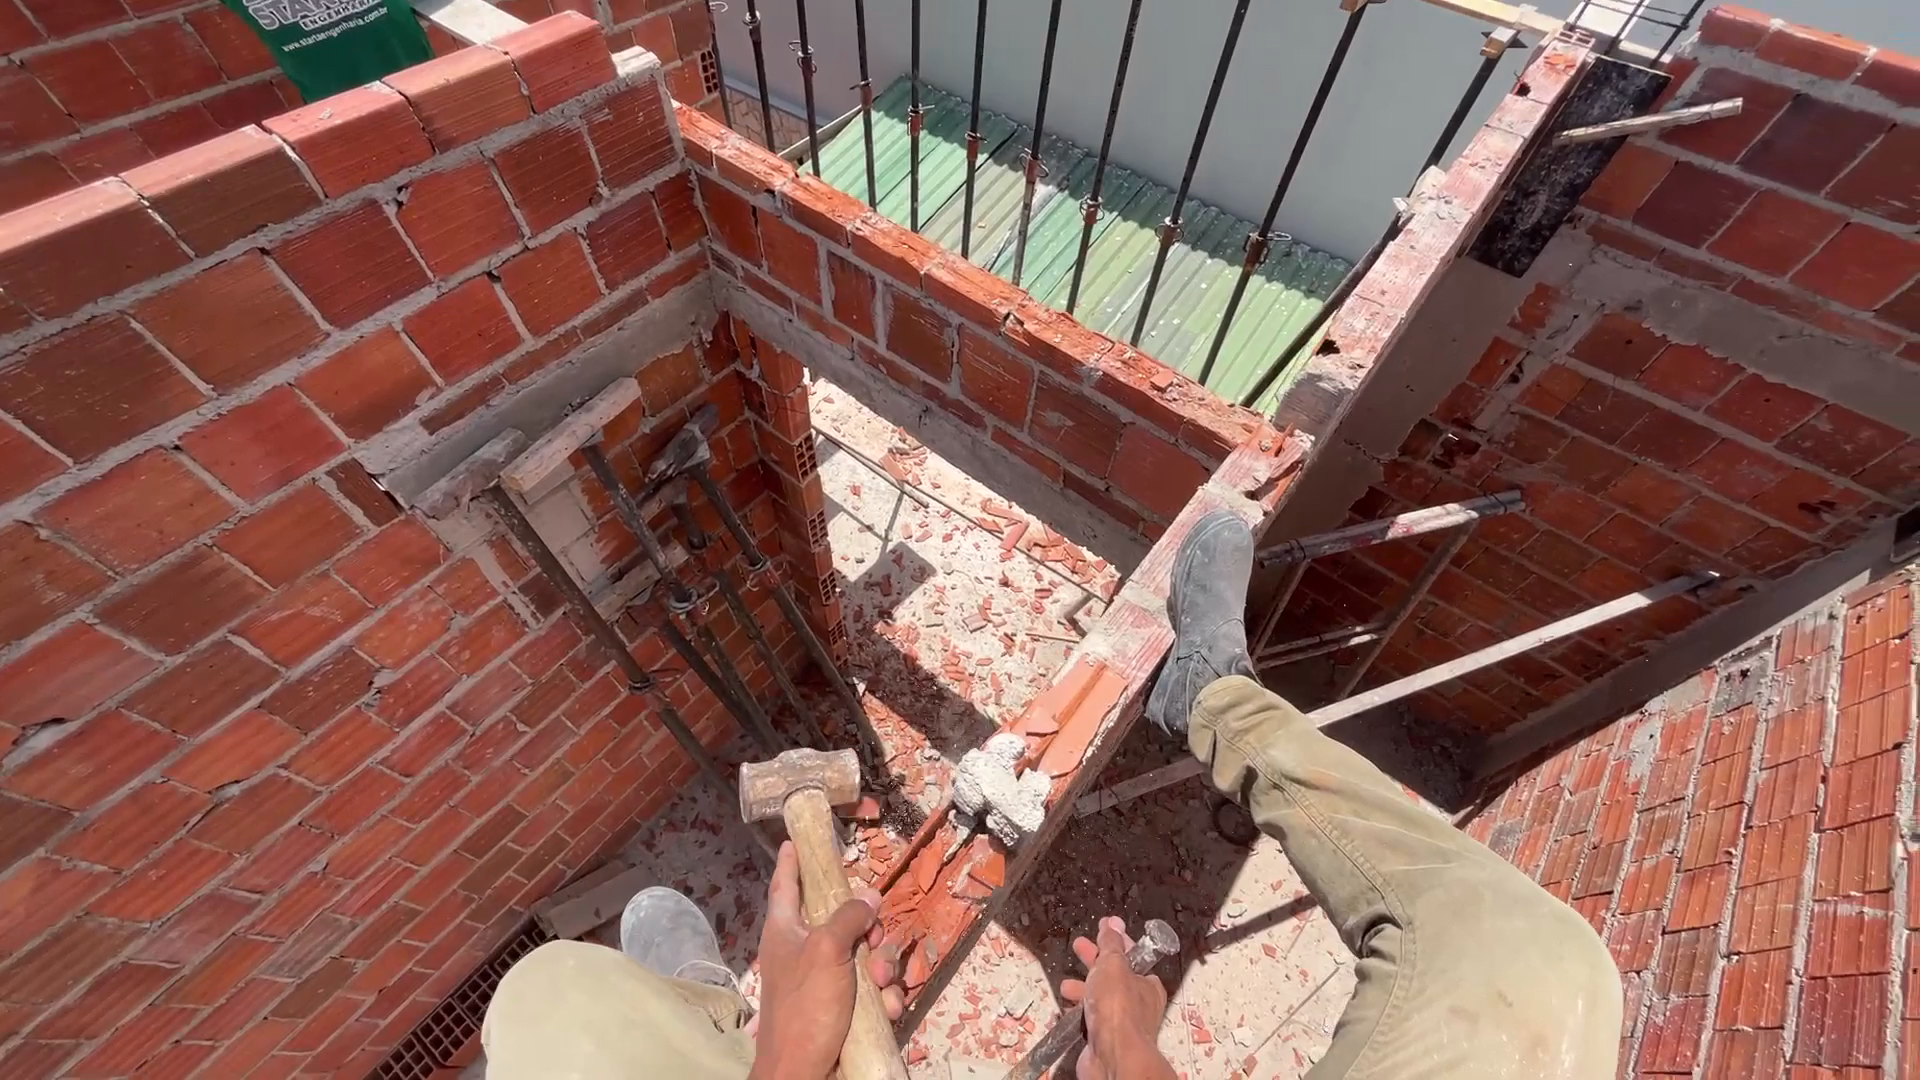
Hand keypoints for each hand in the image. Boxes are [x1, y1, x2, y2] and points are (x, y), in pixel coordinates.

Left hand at [748, 841, 903, 1079]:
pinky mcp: (844, 1010)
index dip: (792, 861)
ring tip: (881, 982)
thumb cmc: (805, 1009)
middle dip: (868, 929)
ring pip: (865, 954)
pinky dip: (883, 997)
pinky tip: (885, 1008)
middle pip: (842, 918)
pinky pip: (873, 989)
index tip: (796, 839)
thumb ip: (849, 917)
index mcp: (786, 931)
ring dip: (881, 966)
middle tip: (873, 942)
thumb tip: (869, 898)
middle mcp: (803, 951)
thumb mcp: (827, 950)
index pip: (786, 884)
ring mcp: (825, 982)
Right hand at [1060, 917, 1175, 1079]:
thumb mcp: (1113, 964)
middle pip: (1113, 975)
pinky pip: (1089, 1018)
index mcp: (1147, 984)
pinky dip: (1077, 1009)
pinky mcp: (1104, 1040)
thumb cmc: (1117, 1006)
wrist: (1112, 1056)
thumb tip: (1113, 921)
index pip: (1132, 956)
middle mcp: (1138, 1005)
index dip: (1115, 942)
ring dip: (1082, 986)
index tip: (1101, 929)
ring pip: (1099, 998)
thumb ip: (1111, 943)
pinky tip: (1066, 1005)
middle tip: (1079, 946)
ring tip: (1066, 984)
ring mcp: (1120, 1024)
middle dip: (1094, 961)